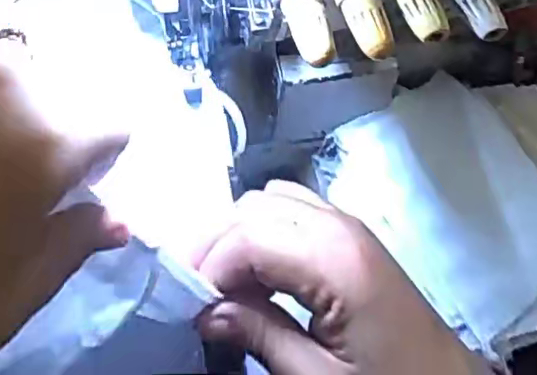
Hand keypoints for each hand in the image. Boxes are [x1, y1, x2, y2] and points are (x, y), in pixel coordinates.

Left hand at [0, 0, 129, 374]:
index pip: (114, 134)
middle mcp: (24, 93)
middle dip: (68, 128)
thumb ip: (70, 250)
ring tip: (17, 117)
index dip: (101, 165)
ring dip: (43, 79)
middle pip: (76, 93)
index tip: (81, 190)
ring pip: (37, 52)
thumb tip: (122, 220)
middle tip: (28, 176)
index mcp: (50, 153)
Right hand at [192, 182, 483, 374]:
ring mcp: (346, 221)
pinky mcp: (349, 232)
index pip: (251, 234)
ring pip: (273, 199)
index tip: (187, 306)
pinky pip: (294, 208)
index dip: (210, 265)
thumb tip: (206, 311)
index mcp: (335, 257)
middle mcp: (339, 222)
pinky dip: (264, 229)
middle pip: (257, 206)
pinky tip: (255, 271)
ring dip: (239, 233)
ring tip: (219, 284)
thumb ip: (261, 337)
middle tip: (195, 295)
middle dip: (218, 243)